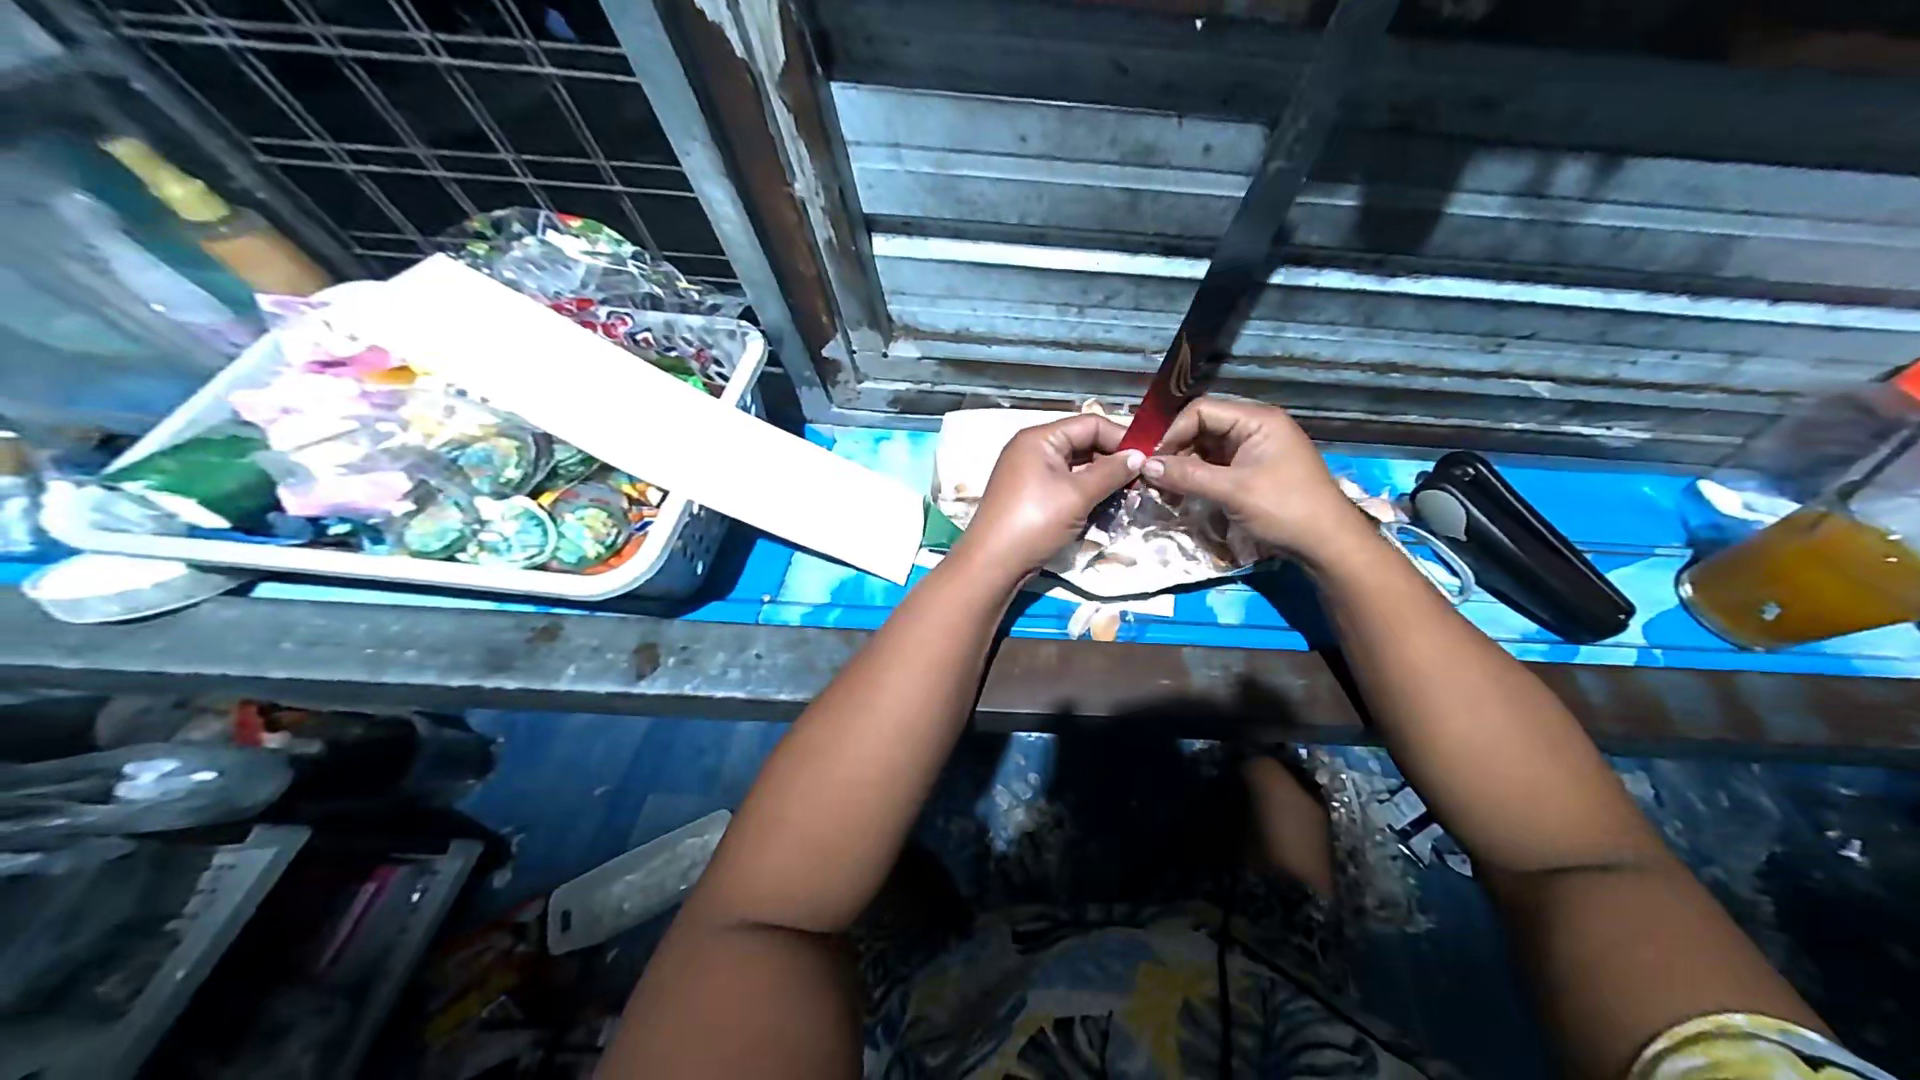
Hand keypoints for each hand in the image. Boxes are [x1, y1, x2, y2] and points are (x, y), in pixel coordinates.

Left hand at [953, 414, 1144, 579]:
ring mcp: (1030, 474)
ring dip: (1102, 479)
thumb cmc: (1035, 521)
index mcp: (1040, 438)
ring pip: (1076, 467)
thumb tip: (1139, 457)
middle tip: (1142, 479)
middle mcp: (1033, 449)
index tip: (1149, 457)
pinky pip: (1065, 486)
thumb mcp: (1078, 495)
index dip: (1121, 437)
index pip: (1090, 423)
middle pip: (1083, 444)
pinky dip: (1086, 493)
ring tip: (1128, 494)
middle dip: (1113, 460)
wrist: (993, 563)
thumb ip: (1111, 472)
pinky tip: (1105, 506)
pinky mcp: (1031, 497)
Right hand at [1141, 397, 1373, 562]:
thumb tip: (1145, 466)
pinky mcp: (1253, 472)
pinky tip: (1183, 496)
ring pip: (1206, 449)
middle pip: (1201, 428)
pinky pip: (1216, 467)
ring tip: (1166, 492)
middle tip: (1154, 480)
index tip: (1154, 463)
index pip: (1201, 411)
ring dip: (1183, 468)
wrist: (1328, 544)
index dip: (1173, 433)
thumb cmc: (1284, 509)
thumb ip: (1187, 475)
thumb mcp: (1232, 491)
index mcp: (1257, 420)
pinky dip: (1197, 479)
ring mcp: (1254, 450)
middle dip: (1176, 452)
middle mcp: (1255, 428)